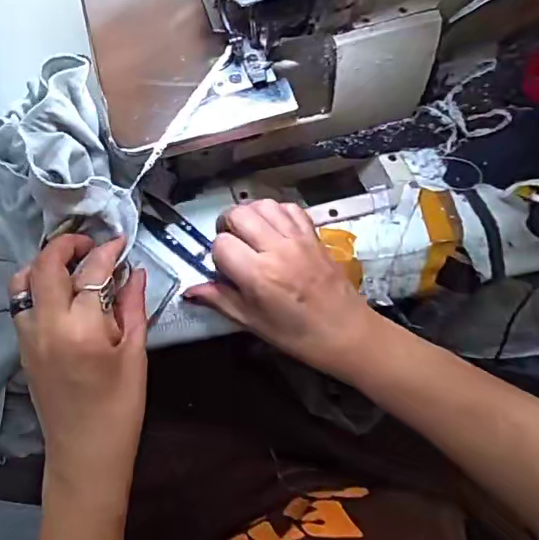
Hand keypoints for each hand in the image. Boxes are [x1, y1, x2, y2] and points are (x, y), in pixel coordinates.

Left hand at [10, 234, 149, 500]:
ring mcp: (27, 336)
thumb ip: (132, 309)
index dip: (107, 251)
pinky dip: (36, 286)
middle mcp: (46, 326)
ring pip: (22, 281)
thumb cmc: (119, 410)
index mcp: (80, 330)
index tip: (120, 242)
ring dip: (44, 263)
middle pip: (45, 265)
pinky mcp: (21, 347)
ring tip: (71, 265)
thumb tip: (134, 272)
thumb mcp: (135, 357)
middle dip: (66, 244)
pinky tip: (60, 292)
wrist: (83, 455)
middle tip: (91, 244)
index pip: (90, 273)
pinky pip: (20, 303)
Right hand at [184, 199, 379, 372]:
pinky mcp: (314, 235)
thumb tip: (191, 290)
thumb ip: (219, 299)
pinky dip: (275, 213)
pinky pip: (288, 208)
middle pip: (238, 214)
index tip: (225, 269)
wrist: (347, 333)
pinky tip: (272, 230)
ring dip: (250, 215)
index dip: (217, 255)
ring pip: (262, 205)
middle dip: (227, 227)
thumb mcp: (251, 322)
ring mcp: (298, 239)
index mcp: (259, 275)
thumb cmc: (297, 334)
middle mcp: (278, 250)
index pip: (221, 244)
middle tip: (231, 246)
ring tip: (249, 234)